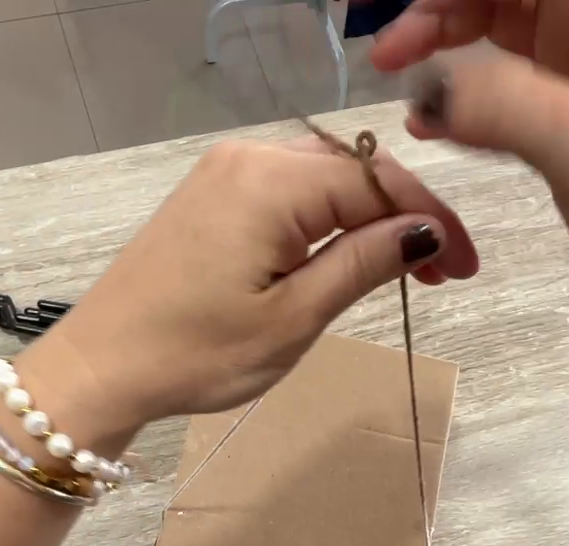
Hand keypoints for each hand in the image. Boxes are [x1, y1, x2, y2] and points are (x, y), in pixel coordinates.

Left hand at [23, 137, 477, 439]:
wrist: (102, 366)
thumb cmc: (197, 354)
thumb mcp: (293, 319)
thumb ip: (361, 264)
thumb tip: (424, 232)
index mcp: (272, 181)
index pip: (378, 181)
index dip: (432, 220)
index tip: (467, 269)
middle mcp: (248, 157)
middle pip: (352, 172)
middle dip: (403, 217)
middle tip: (440, 275)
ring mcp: (223, 173)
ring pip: (321, 181)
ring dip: (366, 220)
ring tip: (401, 271)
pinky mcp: (209, 197)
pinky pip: (286, 194)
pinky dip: (325, 223)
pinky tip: (344, 255)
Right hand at [369, 0, 568, 319]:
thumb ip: (497, 104)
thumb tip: (419, 86)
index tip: (385, 7)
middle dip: (442, 3)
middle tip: (385, 52)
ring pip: (503, 20)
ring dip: (447, 42)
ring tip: (398, 81)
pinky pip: (508, 77)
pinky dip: (466, 90)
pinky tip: (430, 117)